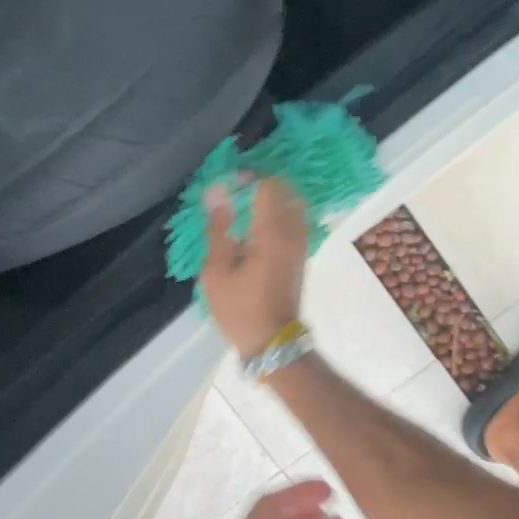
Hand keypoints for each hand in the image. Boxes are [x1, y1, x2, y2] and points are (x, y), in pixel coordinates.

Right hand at [200, 177, 310, 359]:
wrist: (271, 341)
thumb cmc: (238, 308)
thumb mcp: (217, 269)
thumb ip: (219, 227)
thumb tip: (217, 191)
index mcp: (271, 233)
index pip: (270, 186)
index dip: (250, 176)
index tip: (229, 181)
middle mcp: (292, 233)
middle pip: (288, 191)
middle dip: (265, 182)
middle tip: (239, 188)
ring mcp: (300, 245)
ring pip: (295, 205)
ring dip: (275, 197)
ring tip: (248, 204)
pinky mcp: (301, 256)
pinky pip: (296, 221)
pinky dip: (281, 212)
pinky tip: (258, 224)